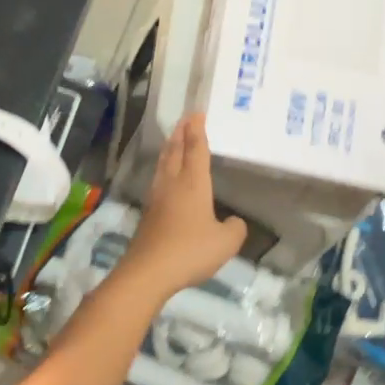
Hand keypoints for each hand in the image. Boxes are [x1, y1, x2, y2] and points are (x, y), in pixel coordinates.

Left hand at [116, 114, 246, 294]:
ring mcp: (157, 198)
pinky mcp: (149, 213)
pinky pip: (158, 180)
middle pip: (175, 151)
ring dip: (170, 148)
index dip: (197, 130)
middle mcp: (172, 184)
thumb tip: (233, 221)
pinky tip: (165, 177)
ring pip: (163, 164)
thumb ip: (235, 228)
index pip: (196, 149)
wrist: (149, 271)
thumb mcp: (226, 243)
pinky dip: (164, 169)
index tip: (197, 113)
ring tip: (175, 140)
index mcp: (193, 184)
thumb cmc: (190, 251)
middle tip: (186, 119)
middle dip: (181, 133)